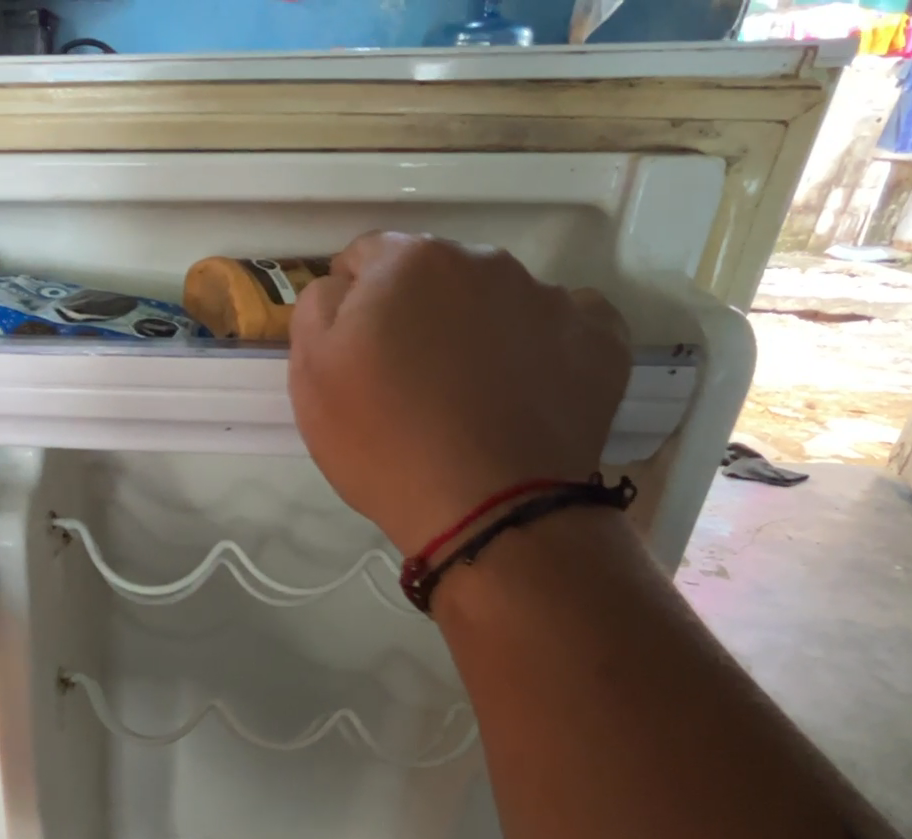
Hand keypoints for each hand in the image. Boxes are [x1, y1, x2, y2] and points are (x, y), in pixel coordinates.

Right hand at [288, 232, 631, 554]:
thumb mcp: (311, 375)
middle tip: (409, 380)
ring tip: (469, 396)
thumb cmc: (383, 442)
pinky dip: (540, 350)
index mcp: (408, 262)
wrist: (488, 508)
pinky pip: (560, 327)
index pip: (365, 258)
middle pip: (435, 275)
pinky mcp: (600, 339)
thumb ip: (318, 308)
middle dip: (417, 312)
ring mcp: (550, 296)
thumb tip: (344, 286)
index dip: (353, 304)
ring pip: (496, 299)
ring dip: (476, 329)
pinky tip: (523, 393)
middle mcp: (484, 261)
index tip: (355, 351)